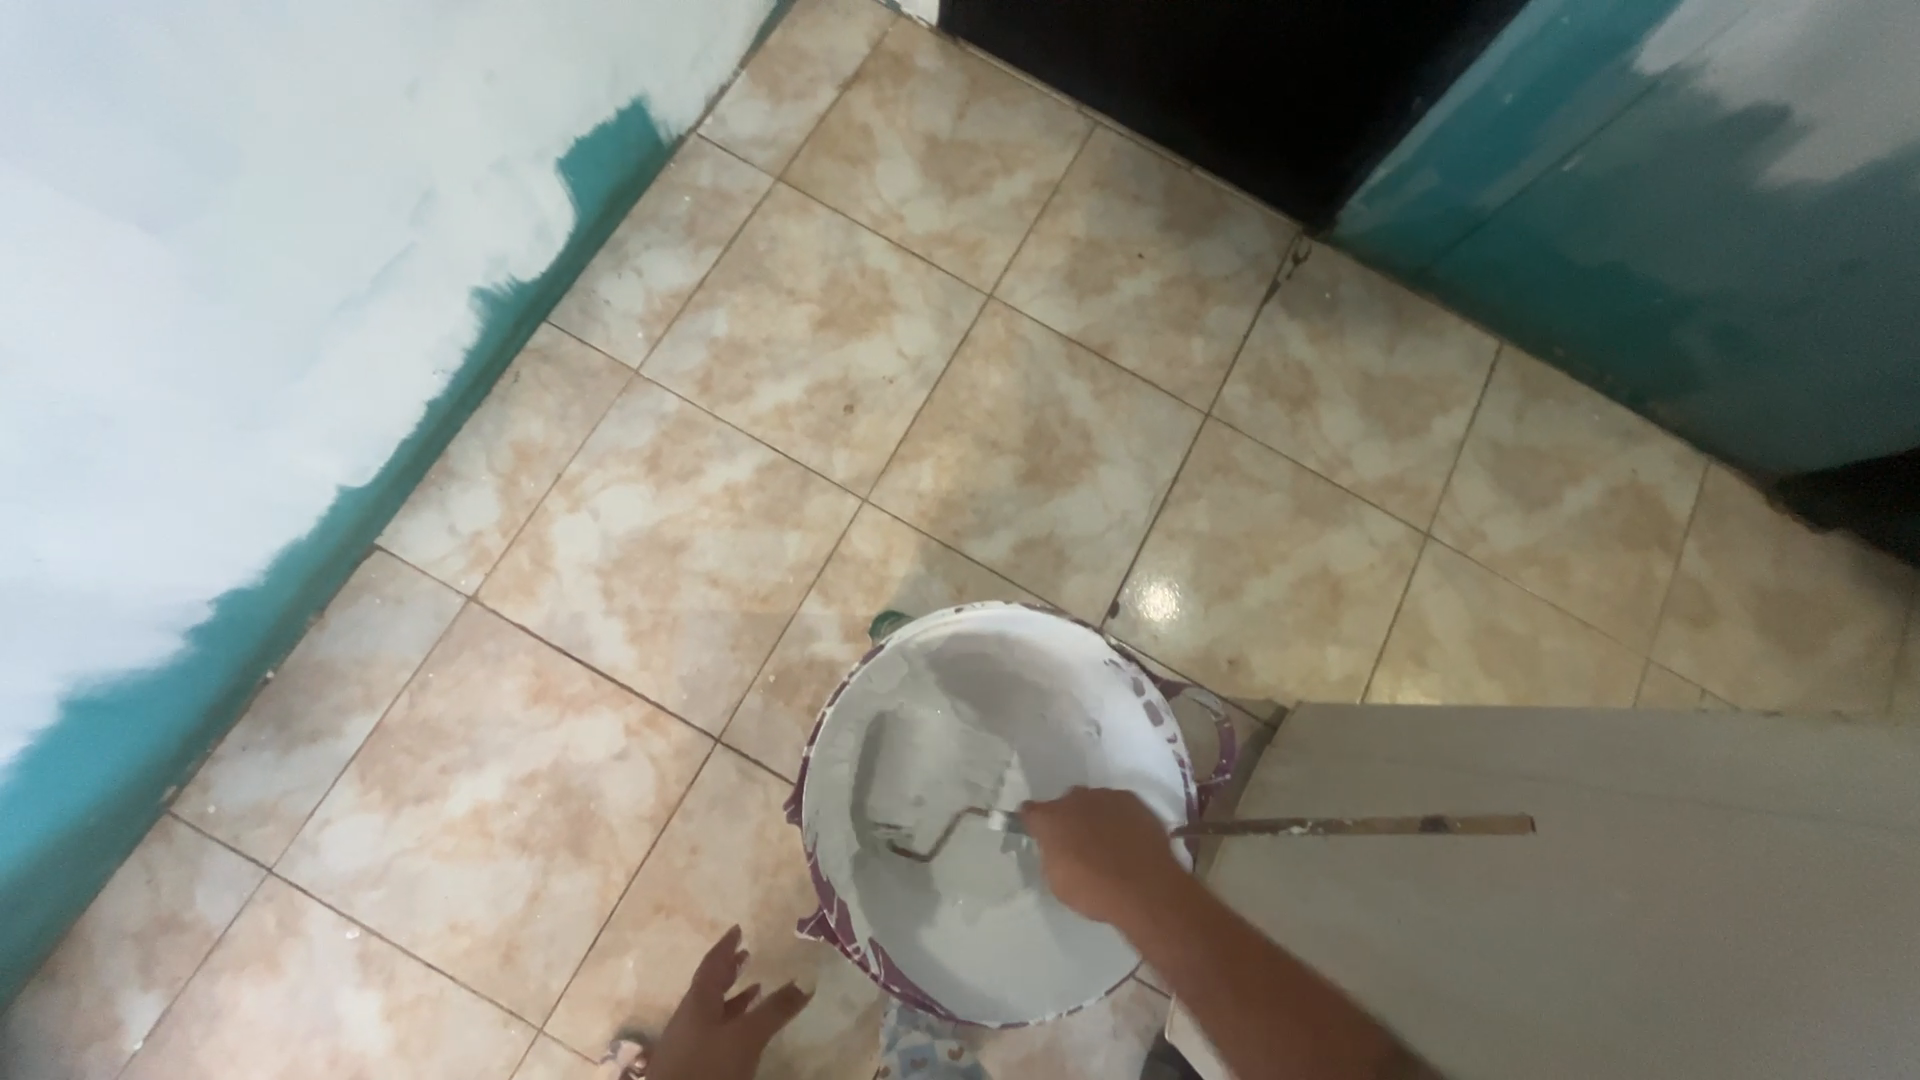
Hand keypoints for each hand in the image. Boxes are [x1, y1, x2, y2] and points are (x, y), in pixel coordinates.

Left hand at [646, 926, 811, 1079]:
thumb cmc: (707, 1069)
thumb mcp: (747, 1037)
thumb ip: (776, 1009)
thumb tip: (808, 979)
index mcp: (697, 1002)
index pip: (712, 964)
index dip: (726, 946)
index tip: (738, 928)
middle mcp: (688, 1018)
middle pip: (709, 986)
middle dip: (729, 970)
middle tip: (747, 954)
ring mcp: (686, 1044)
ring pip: (711, 1011)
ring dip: (732, 998)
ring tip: (755, 988)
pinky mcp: (690, 1068)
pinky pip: (712, 1033)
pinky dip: (730, 1023)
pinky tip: (743, 1033)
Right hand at [1020, 786, 1184, 928]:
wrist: (1145, 888)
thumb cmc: (1094, 891)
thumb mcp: (1058, 881)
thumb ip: (1052, 855)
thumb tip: (1057, 848)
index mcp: (1050, 819)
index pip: (1030, 812)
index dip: (1033, 822)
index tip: (1038, 833)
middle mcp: (1075, 799)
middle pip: (1065, 804)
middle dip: (1068, 819)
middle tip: (1078, 844)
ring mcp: (1106, 797)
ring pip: (1093, 803)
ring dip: (1095, 817)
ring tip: (1108, 844)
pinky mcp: (1133, 801)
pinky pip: (1119, 806)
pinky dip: (1119, 819)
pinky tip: (1128, 840)